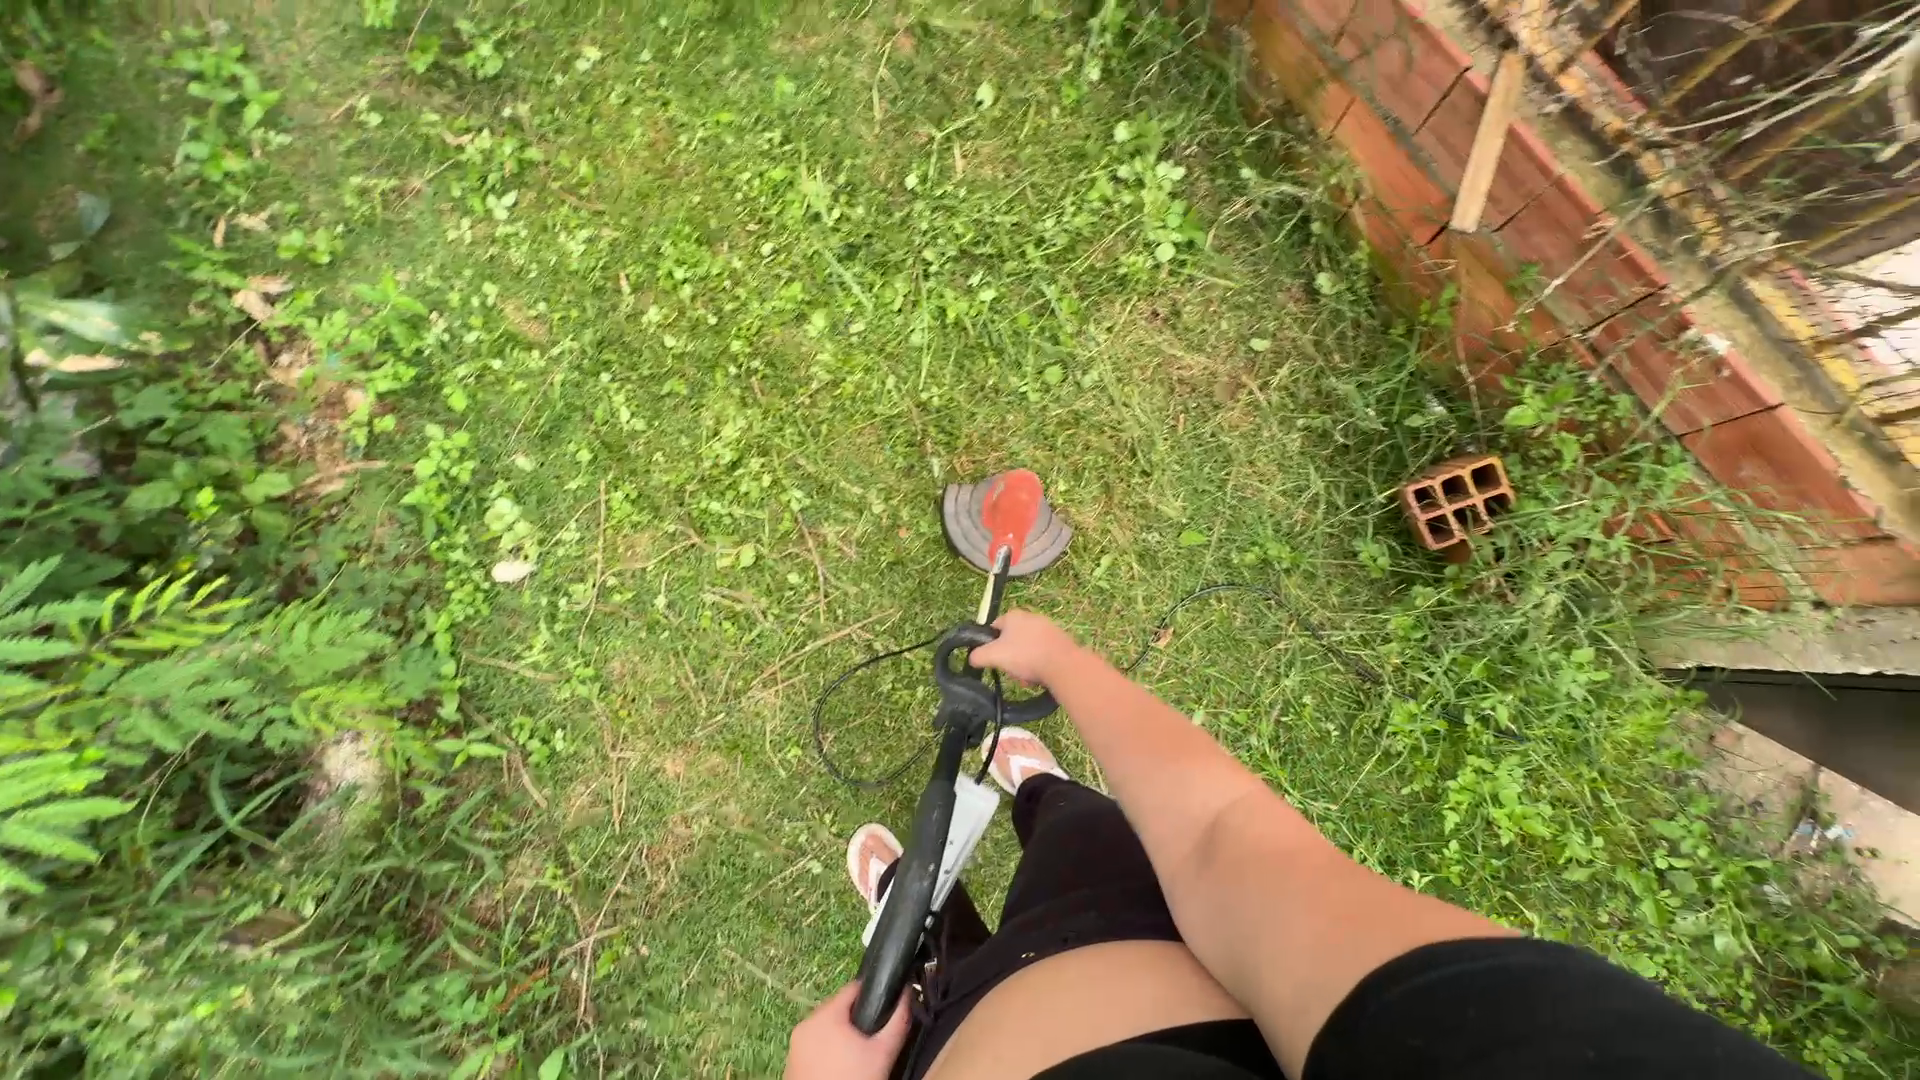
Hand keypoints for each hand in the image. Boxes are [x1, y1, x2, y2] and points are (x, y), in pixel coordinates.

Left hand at [783, 982, 910, 1079]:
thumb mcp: (883, 1054)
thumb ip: (898, 1020)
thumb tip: (907, 992)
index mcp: (825, 1014)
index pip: (854, 989)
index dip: (873, 998)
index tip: (882, 1014)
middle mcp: (805, 1023)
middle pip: (839, 1009)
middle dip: (856, 1022)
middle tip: (870, 1045)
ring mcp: (795, 1045)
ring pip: (826, 1029)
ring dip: (841, 1038)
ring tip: (856, 1060)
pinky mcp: (790, 1064)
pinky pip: (814, 1047)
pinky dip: (826, 1053)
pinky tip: (839, 1071)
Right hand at [968, 610, 1083, 687]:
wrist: (1062, 664)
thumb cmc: (1024, 656)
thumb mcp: (993, 656)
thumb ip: (978, 656)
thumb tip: (972, 658)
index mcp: (1013, 615)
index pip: (994, 628)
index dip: (990, 645)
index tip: (993, 660)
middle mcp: (1031, 616)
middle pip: (1012, 640)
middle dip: (1010, 658)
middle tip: (1011, 672)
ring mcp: (1048, 628)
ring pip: (1028, 649)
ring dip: (1025, 664)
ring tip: (1027, 678)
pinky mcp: (1061, 640)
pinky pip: (1044, 653)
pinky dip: (1040, 665)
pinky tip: (1041, 677)